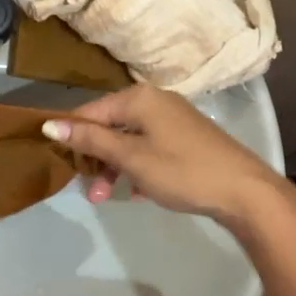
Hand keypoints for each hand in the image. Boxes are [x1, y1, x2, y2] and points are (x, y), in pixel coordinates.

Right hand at [43, 84, 279, 227]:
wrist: (246, 193)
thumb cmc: (182, 171)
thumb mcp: (130, 157)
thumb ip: (90, 139)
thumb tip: (49, 124)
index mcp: (138, 98)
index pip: (89, 111)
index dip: (71, 136)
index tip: (61, 164)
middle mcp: (154, 100)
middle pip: (109, 125)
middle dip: (95, 158)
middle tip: (90, 191)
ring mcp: (173, 119)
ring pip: (128, 139)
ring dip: (114, 167)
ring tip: (108, 198)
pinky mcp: (186, 138)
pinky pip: (148, 147)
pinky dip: (137, 166)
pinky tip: (138, 192)